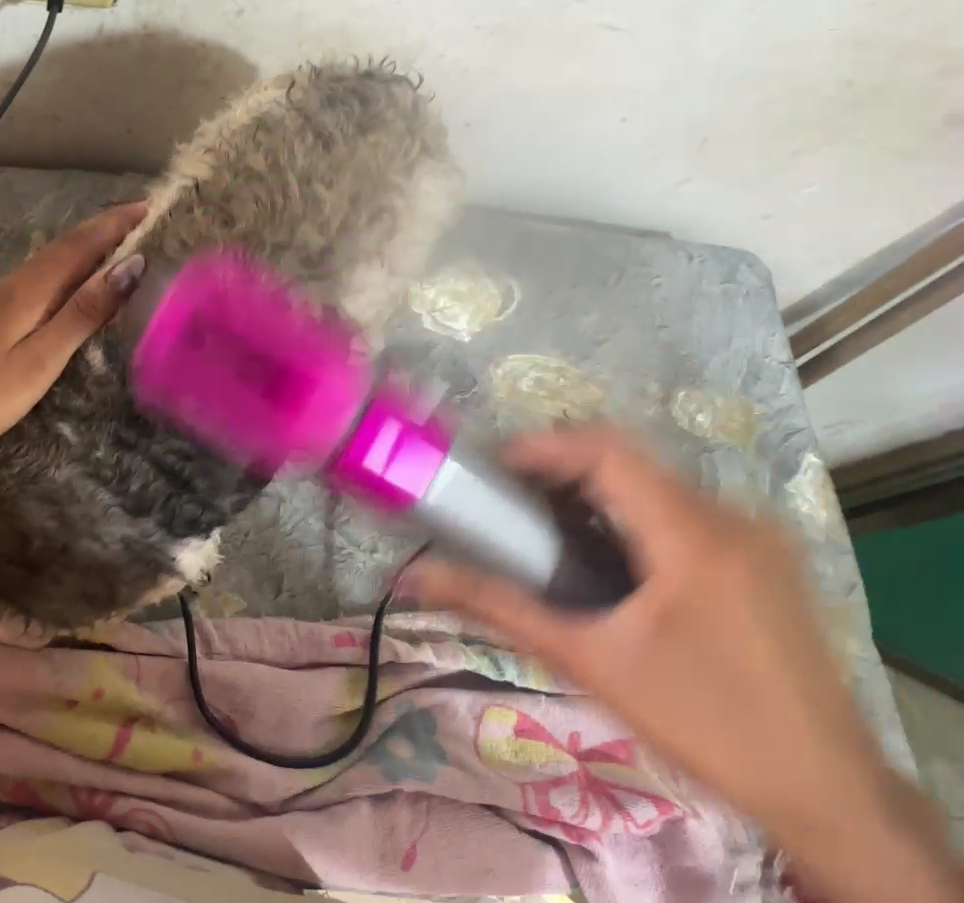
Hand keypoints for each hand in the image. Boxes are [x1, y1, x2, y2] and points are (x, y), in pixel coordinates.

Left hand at [0, 202, 148, 519]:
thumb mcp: (40, 359)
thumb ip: (83, 313)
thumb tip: (131, 265)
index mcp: (30, 289)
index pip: (81, 244)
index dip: (116, 224)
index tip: (153, 206)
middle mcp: (14, 283)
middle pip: (66, 246)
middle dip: (105, 228)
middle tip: (144, 216)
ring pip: (51, 259)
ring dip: (86, 245)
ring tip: (120, 240)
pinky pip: (39, 276)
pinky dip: (67, 267)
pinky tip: (74, 278)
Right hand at [410, 427, 960, 902]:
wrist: (824, 789)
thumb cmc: (701, 720)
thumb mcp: (587, 660)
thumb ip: (496, 606)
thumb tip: (411, 577)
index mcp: (695, 536)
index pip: (608, 451)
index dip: (540, 446)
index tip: (486, 467)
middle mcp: (733, 521)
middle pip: (630, 462)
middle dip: (556, 470)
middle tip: (498, 500)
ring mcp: (757, 541)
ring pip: (656, 485)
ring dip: (591, 493)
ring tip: (536, 528)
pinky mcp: (764, 564)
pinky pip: (683, 512)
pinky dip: (627, 516)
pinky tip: (598, 559)